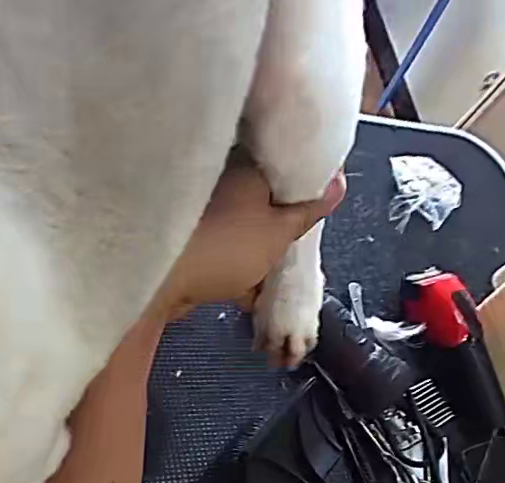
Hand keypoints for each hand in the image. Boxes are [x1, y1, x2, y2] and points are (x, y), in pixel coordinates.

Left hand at [151, 162, 345, 319]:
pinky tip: (248, 294)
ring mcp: (207, 214)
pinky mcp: (193, 243)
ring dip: (259, 257)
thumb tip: (338, 183)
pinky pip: (227, 255)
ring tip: (271, 278)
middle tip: (295, 252)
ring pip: (246, 232)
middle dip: (280, 229)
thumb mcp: (280, 231)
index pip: (284, 166)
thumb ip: (308, 211)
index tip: (316, 209)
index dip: (303, 188)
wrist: (166, 281)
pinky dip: (238, 273)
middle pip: (265, 203)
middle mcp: (225, 182)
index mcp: (248, 167)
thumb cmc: (226, 247)